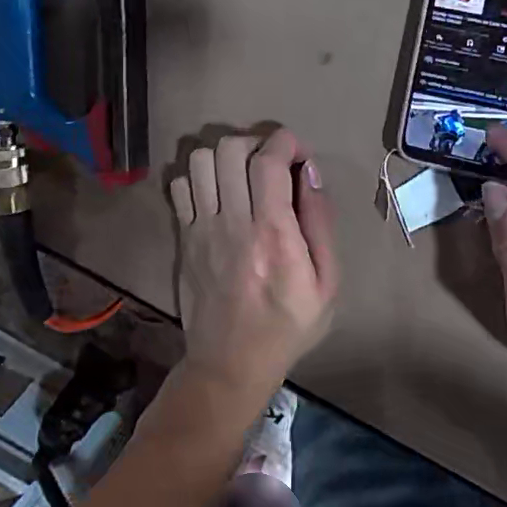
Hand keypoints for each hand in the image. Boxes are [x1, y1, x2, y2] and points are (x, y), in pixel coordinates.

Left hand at [169, 129, 338, 400]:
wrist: (230, 365)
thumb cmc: (288, 325)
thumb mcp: (327, 283)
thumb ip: (321, 222)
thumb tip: (309, 172)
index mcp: (273, 233)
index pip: (268, 159)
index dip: (285, 141)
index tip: (298, 153)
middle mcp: (233, 222)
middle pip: (230, 149)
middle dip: (256, 143)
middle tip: (271, 164)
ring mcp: (201, 229)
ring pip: (199, 160)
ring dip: (224, 157)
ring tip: (242, 176)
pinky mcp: (184, 238)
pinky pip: (179, 185)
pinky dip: (198, 179)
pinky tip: (217, 196)